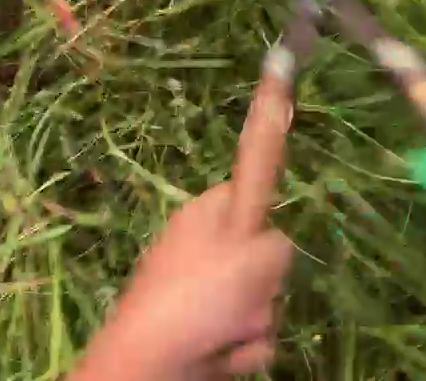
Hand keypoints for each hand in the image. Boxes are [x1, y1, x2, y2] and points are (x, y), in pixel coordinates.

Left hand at [72, 76, 296, 379]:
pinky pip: (247, 331)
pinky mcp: (204, 324)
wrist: (146, 365)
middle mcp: (210, 238)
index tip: (279, 74)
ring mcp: (205, 282)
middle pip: (270, 248)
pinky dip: (240, 349)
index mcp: (214, 208)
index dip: (271, 119)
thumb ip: (276, 242)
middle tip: (239, 299)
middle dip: (265, 284)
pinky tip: (220, 353)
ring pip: (262, 297)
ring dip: (253, 322)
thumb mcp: (247, 258)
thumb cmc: (193, 297)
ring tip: (223, 331)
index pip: (256, 159)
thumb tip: (275, 246)